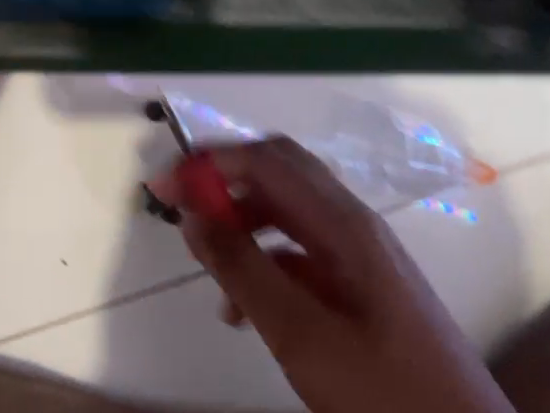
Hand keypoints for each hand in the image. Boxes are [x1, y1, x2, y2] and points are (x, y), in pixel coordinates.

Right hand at [155, 136, 512, 412]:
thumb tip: (192, 215)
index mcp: (344, 225)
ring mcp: (363, 254)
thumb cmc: (384, 392)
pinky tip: (244, 306)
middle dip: (224, 181)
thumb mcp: (301, 336)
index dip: (210, 164)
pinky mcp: (364, 285)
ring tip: (208, 266)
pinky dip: (264, 259)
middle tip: (181, 207)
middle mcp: (354, 225)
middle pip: (278, 172)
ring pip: (287, 211)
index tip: (165, 189)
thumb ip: (242, 270)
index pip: (266, 161)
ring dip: (241, 223)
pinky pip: (302, 250)